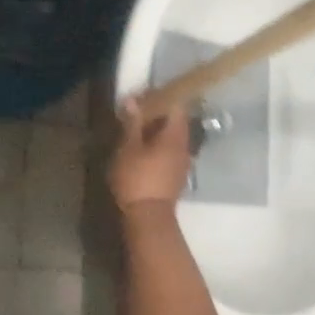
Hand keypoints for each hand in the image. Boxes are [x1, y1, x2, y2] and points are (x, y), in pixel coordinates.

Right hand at [109, 96, 191, 213]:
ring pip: (172, 139)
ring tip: (135, 132)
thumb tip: (133, 100)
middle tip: (135, 113)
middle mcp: (185, 147)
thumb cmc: (137, 178)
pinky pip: (170, 152)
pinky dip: (158, 147)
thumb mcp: (129, 148)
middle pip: (176, 122)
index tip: (144, 96)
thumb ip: (133, 123)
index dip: (162, 98)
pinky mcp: (177, 176)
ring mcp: (183, 163)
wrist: (148, 217)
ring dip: (157, 132)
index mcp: (175, 136)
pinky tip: (142, 151)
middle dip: (157, 115)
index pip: (177, 106)